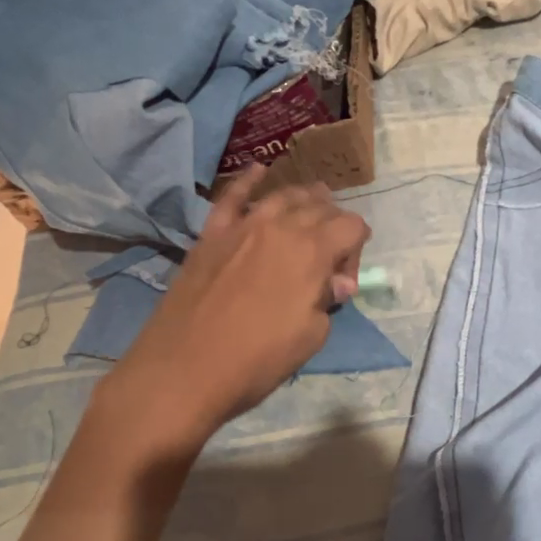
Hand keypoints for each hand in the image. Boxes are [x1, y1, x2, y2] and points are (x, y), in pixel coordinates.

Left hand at [91, 166, 369, 465]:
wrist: (183, 371)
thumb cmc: (256, 360)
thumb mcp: (310, 337)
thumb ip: (326, 300)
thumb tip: (334, 283)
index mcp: (312, 251)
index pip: (352, 227)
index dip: (358, 250)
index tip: (344, 281)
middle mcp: (280, 227)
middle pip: (319, 207)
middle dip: (334, 222)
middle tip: (332, 250)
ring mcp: (242, 227)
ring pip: (282, 196)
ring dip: (304, 196)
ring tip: (315, 200)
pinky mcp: (211, 236)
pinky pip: (232, 197)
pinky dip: (248, 180)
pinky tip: (259, 170)